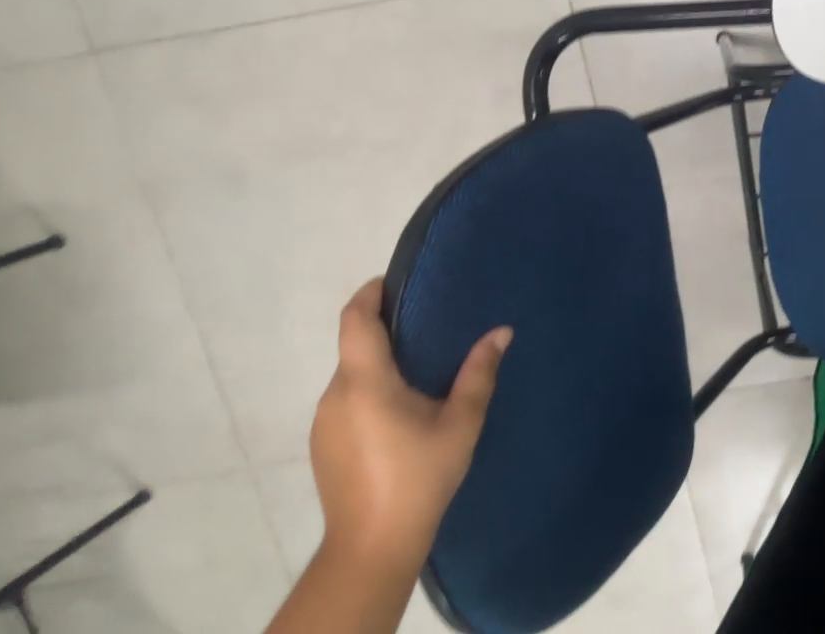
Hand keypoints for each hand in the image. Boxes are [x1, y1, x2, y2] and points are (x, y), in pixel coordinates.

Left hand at [309, 278, 511, 572]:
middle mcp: (335, 395)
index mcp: (366, 382)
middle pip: (355, 347)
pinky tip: (404, 411)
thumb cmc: (419, 477)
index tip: (396, 280)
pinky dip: (372, 392)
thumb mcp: (461, 423)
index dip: (370, 293)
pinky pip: (347, 401)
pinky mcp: (324, 444)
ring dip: (381, 365)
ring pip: (352, 376)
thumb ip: (478, 372)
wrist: (372, 545)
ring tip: (424, 370)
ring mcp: (324, 422)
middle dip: (387, 330)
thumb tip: (500, 331)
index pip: (356, 320)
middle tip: (431, 324)